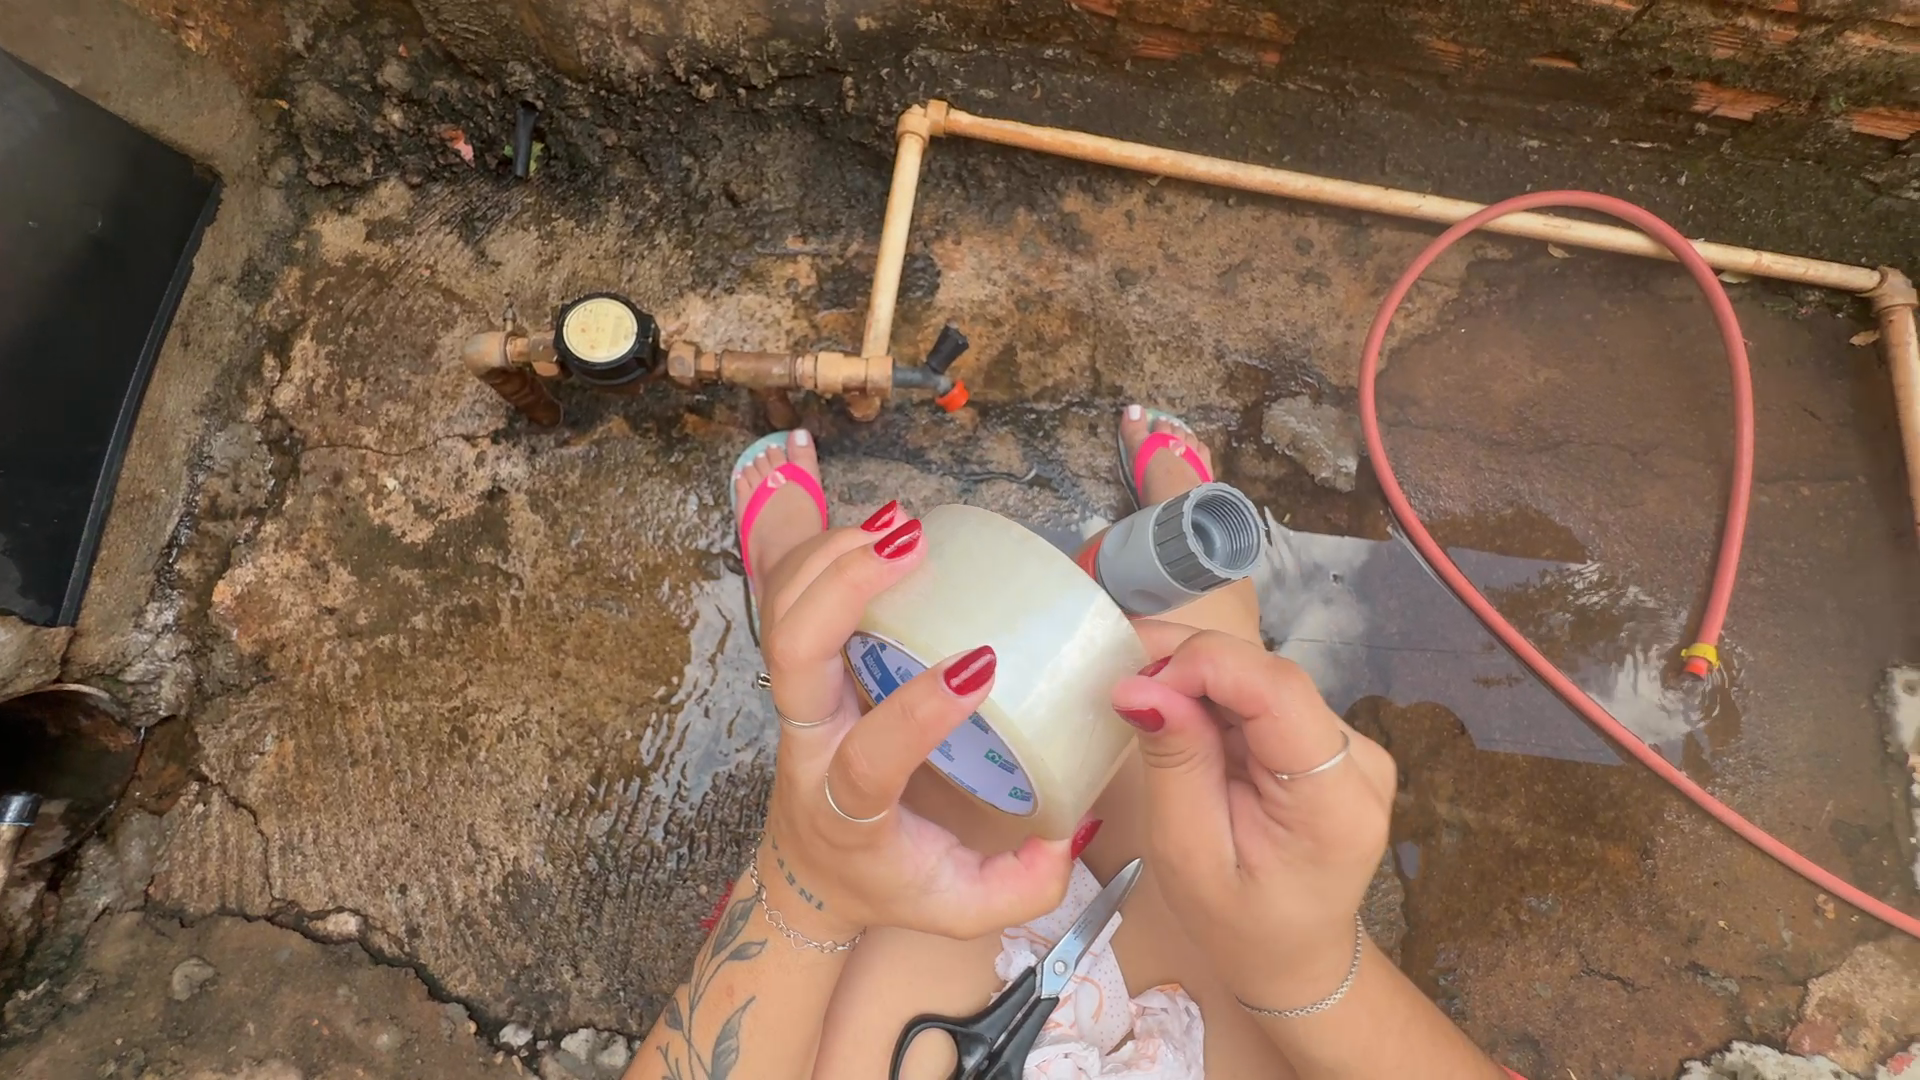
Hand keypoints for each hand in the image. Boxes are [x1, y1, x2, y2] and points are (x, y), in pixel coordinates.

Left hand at [749, 511, 1073, 941]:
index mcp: (847, 804)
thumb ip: (1023, 887)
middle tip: (910, 546)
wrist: (808, 867)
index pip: (867, 756)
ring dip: (829, 557)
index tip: (982, 665)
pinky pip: (790, 600)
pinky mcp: (804, 671)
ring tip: (896, 523)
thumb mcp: (956, 905)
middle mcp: (809, 742)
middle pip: (793, 655)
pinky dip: (821, 554)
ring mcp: (800, 700)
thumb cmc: (883, 879)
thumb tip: (1069, 831)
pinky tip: (872, 528)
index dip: (918, 710)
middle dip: (843, 588)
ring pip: (782, 615)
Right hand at [1111, 624, 1395, 1007]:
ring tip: (1140, 692)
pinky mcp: (1326, 739)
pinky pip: (1259, 694)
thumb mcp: (1187, 853)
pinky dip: (1210, 692)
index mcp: (1333, 800)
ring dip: (1194, 675)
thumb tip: (1138, 685)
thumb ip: (1173, 762)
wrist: (1296, 958)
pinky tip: (1176, 710)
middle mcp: (1356, 758)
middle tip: (1120, 673)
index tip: (1136, 679)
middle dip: (1187, 661)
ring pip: (1258, 676)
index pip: (1277, 690)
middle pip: (1265, 674)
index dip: (1203, 663)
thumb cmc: (1237, 924)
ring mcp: (1347, 744)